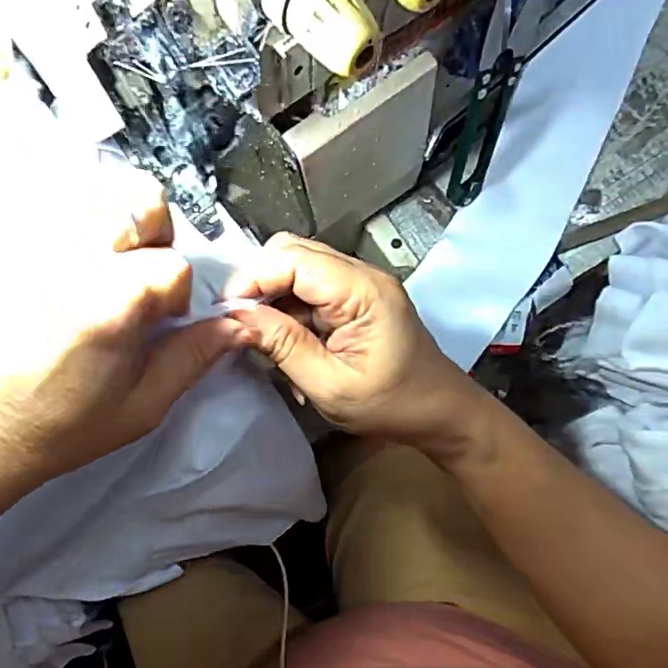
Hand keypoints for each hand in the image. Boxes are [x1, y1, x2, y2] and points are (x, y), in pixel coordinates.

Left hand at [0, 162, 248, 518]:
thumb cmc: (46, 430)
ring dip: (101, 211)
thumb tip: (237, 324)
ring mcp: (11, 221)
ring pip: (89, 175)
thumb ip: (192, 359)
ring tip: (81, 254)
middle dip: (148, 238)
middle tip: (123, 277)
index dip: (173, 296)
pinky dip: (41, 188)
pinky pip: (21, 166)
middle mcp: (64, 245)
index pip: (176, 264)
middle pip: (141, 198)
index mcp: (110, 298)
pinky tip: (37, 232)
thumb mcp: (136, 409)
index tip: (152, 321)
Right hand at [225, 232, 489, 454]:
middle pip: (292, 254)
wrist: (440, 413)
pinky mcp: (355, 299)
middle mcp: (362, 275)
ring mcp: (360, 284)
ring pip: (297, 270)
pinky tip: (289, 344)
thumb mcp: (330, 385)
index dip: (252, 280)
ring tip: (266, 340)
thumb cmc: (393, 405)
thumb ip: (282, 346)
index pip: (291, 259)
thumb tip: (236, 317)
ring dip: (273, 301)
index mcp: (362, 291)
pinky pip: (310, 290)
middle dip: (259, 286)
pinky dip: (290, 312)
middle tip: (242, 326)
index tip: (227, 313)